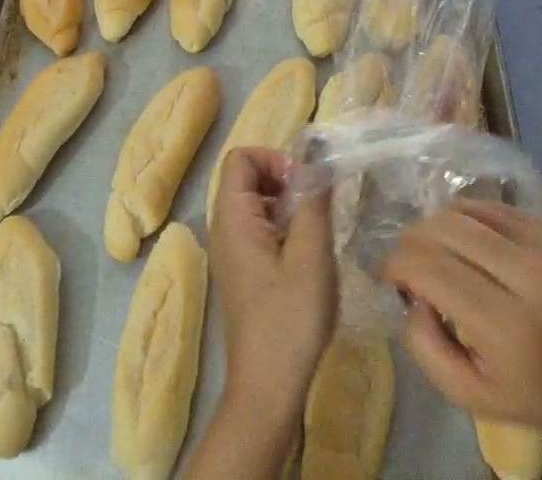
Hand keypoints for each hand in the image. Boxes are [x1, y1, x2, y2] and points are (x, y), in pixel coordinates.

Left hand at [208, 146, 336, 427]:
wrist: (268, 385)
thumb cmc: (289, 318)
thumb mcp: (311, 254)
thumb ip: (313, 202)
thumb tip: (317, 161)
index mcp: (232, 217)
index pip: (241, 157)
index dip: (274, 159)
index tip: (305, 185)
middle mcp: (224, 228)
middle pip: (249, 177)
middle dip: (286, 181)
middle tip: (318, 209)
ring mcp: (232, 251)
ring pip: (258, 204)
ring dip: (289, 207)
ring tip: (317, 234)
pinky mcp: (244, 271)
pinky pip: (261, 230)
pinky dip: (286, 229)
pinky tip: (309, 258)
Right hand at [380, 200, 541, 459]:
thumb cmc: (541, 394)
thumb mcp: (471, 395)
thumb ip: (425, 348)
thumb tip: (412, 295)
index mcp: (509, 326)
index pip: (432, 270)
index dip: (397, 265)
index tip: (388, 278)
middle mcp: (529, 276)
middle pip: (444, 231)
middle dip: (411, 242)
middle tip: (406, 266)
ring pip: (463, 211)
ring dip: (435, 228)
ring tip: (432, 255)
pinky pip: (489, 207)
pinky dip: (463, 221)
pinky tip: (464, 247)